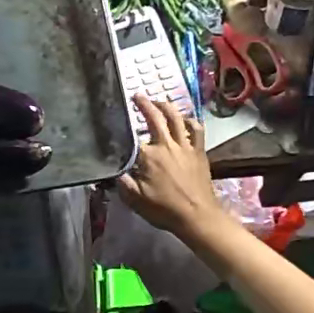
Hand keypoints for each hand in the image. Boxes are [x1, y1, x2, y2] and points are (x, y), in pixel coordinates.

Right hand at [117, 94, 227, 237]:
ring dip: (166, 106)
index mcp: (148, 156)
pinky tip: (185, 119)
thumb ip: (122, 183)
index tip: (118, 121)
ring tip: (159, 101)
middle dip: (145, 104)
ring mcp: (185, 146)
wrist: (197, 216)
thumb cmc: (165, 210)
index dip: (124, 127)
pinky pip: (196, 129)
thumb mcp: (135, 200)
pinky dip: (190, 120)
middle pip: (155, 117)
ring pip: (176, 118)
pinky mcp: (199, 151)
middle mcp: (167, 145)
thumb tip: (114, 170)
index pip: (132, 136)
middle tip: (137, 96)